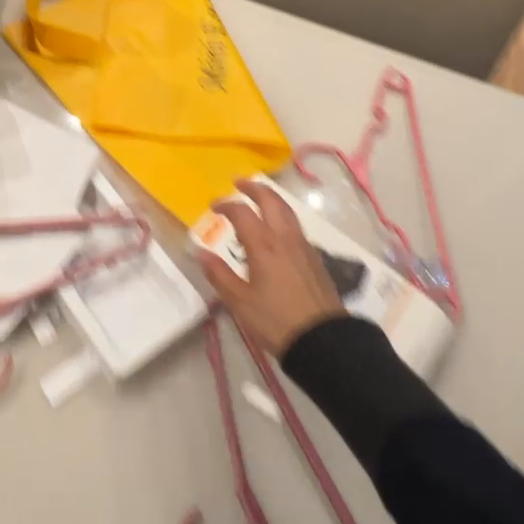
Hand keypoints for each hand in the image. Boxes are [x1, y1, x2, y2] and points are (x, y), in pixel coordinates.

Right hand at [195, 178, 345, 356]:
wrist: (323, 340)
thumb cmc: (275, 320)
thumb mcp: (239, 301)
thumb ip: (219, 275)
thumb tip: (200, 253)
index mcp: (263, 245)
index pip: (242, 212)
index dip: (226, 205)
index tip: (214, 205)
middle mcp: (284, 238)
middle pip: (271, 200)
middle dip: (254, 188)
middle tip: (239, 183)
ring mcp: (303, 246)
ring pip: (287, 211)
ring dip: (271, 199)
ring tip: (259, 200)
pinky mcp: (315, 258)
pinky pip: (296, 226)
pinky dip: (282, 216)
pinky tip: (277, 230)